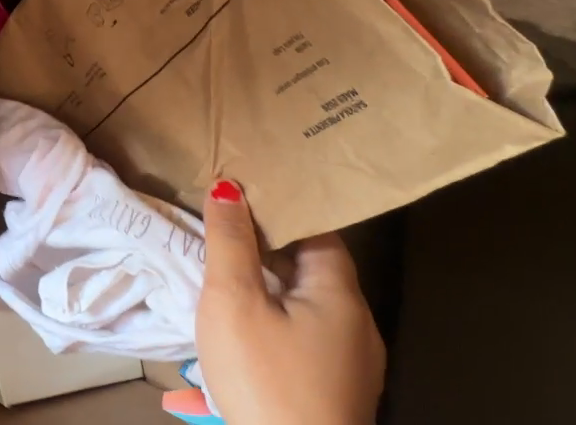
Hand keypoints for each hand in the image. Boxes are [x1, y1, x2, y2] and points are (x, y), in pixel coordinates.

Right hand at [196, 181, 384, 424]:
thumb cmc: (263, 375)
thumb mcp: (233, 299)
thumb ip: (230, 241)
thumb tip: (229, 187)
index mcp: (341, 297)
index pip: (318, 231)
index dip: (279, 207)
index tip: (237, 191)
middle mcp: (358, 326)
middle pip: (311, 268)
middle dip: (265, 245)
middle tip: (217, 225)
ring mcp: (350, 363)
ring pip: (304, 303)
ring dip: (266, 284)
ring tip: (220, 270)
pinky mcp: (332, 388)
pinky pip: (302, 334)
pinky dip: (272, 316)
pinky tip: (240, 325)